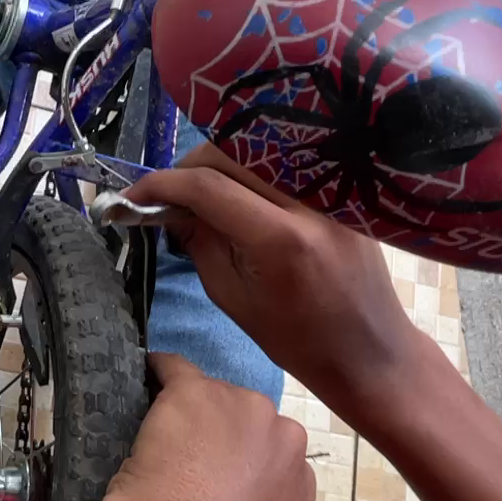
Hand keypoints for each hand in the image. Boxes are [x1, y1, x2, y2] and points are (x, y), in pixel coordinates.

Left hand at [80, 353, 312, 500]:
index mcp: (301, 482)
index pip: (268, 453)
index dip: (235, 462)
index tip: (209, 474)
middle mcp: (283, 436)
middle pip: (245, 418)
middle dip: (218, 432)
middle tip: (182, 459)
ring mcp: (242, 408)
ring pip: (210, 397)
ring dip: (188, 411)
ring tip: (158, 440)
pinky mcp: (195, 392)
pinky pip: (173, 368)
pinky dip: (157, 369)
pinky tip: (143, 373)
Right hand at [122, 145, 422, 411]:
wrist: (369, 351)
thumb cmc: (295, 340)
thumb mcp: (231, 297)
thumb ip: (198, 243)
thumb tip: (167, 210)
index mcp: (279, 240)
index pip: (207, 187)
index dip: (161, 184)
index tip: (132, 195)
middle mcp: (309, 204)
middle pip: (230, 154)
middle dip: (187, 168)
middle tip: (166, 196)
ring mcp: (332, 192)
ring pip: (257, 150)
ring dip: (217, 165)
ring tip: (199, 194)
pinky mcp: (343, 191)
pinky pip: (284, 163)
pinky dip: (249, 171)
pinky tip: (237, 195)